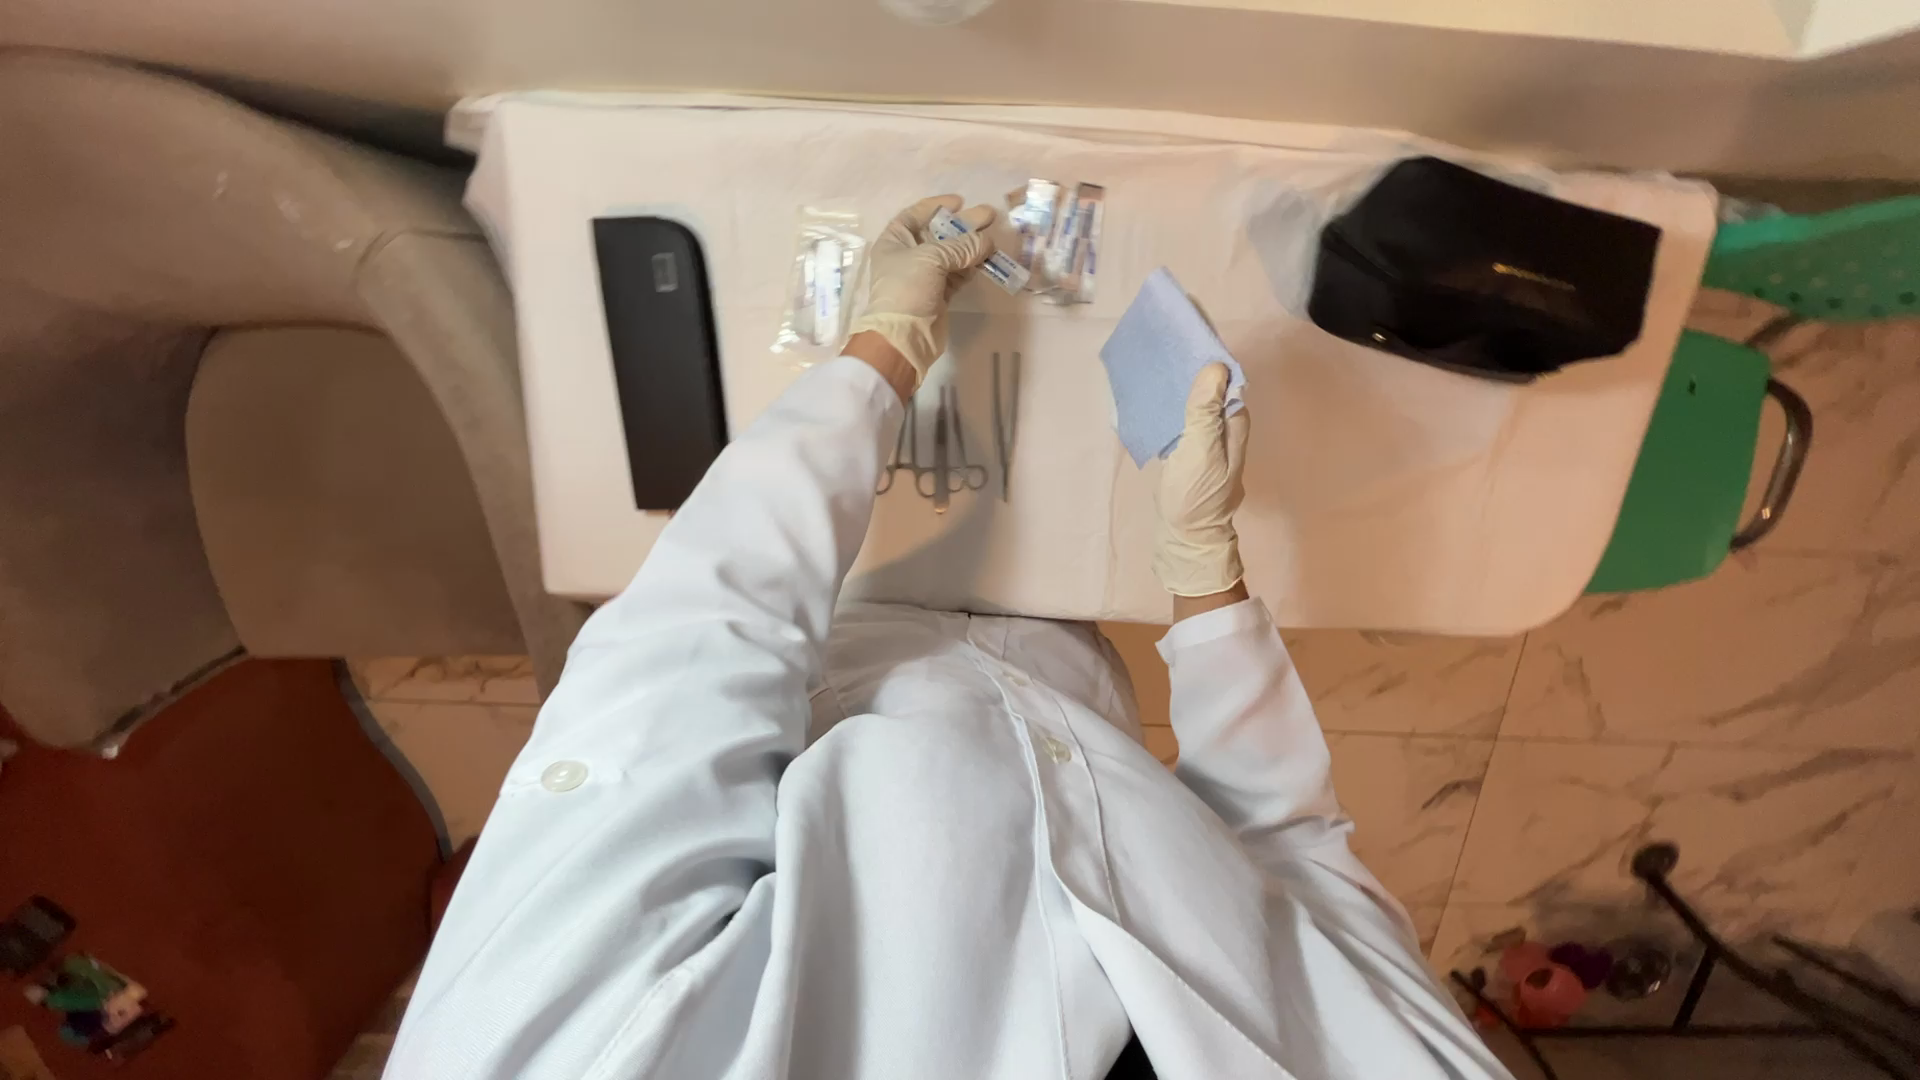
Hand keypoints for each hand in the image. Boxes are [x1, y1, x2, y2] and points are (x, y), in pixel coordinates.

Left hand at [847, 195, 997, 388]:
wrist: (903, 337)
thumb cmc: (907, 288)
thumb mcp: (931, 258)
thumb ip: (961, 246)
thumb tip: (987, 242)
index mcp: (895, 241)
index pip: (915, 215)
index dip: (937, 206)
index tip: (960, 202)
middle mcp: (907, 256)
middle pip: (938, 234)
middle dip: (963, 225)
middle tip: (989, 215)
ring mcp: (923, 277)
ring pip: (951, 256)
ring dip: (971, 247)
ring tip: (993, 239)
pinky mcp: (938, 295)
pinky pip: (956, 275)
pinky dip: (970, 268)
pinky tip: (985, 260)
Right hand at [1154, 364, 1249, 597]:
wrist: (1185, 539)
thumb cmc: (1195, 496)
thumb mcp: (1199, 450)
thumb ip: (1205, 411)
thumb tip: (1214, 367)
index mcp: (1233, 426)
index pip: (1226, 381)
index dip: (1208, 359)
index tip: (1184, 339)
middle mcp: (1225, 432)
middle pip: (1210, 392)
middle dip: (1191, 371)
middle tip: (1162, 352)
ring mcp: (1207, 445)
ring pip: (1195, 407)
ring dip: (1179, 391)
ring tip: (1153, 372)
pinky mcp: (1189, 456)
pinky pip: (1182, 424)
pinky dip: (1171, 412)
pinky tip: (1152, 404)